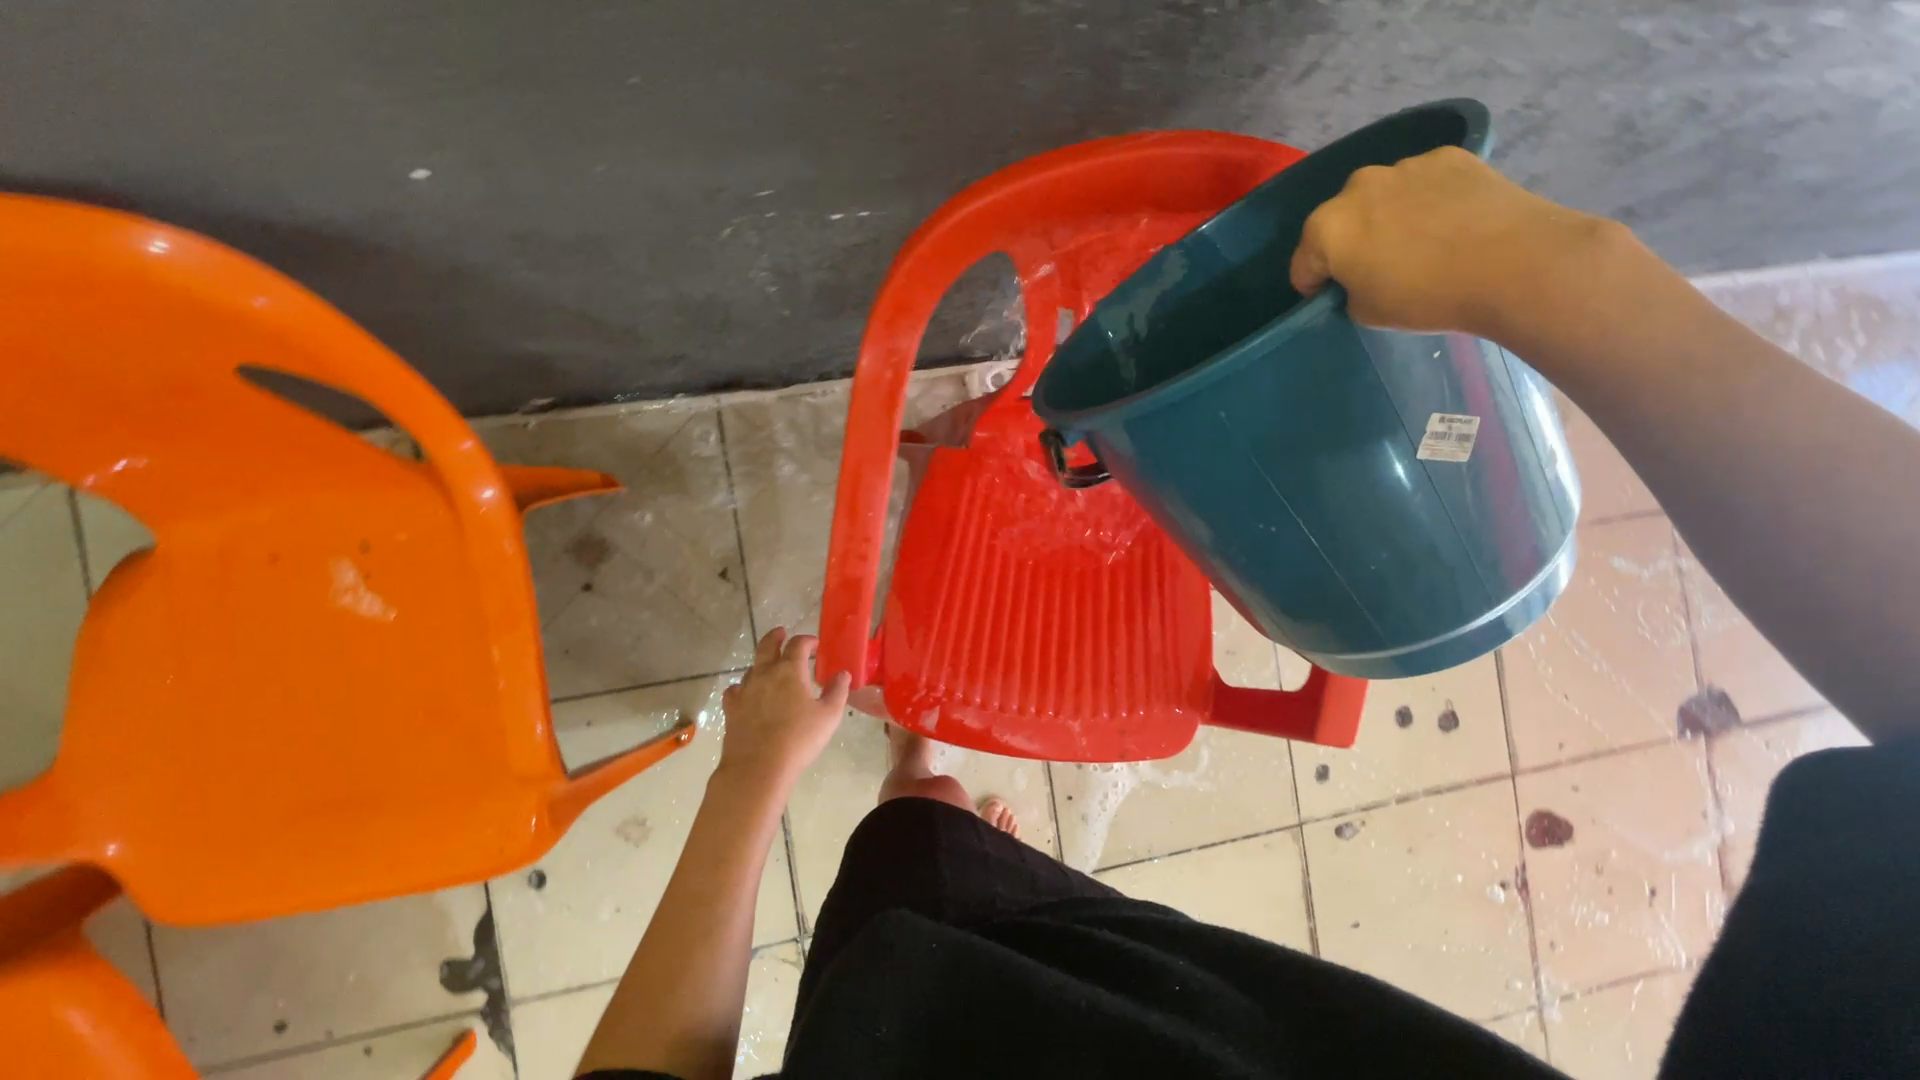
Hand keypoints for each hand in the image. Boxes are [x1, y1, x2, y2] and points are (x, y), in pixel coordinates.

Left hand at [717, 628, 850, 789]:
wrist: (758, 767)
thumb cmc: (799, 739)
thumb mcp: (828, 716)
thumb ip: (837, 691)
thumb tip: (842, 674)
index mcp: (789, 671)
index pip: (798, 645)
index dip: (807, 640)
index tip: (815, 644)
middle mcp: (764, 674)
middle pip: (767, 646)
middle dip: (776, 637)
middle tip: (781, 633)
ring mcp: (744, 691)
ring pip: (751, 668)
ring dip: (762, 663)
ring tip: (770, 668)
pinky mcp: (731, 709)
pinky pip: (735, 690)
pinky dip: (743, 687)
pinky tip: (747, 694)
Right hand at [1288, 146, 1616, 341]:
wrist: (1513, 263)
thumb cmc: (1426, 296)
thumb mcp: (1367, 313)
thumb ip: (1349, 290)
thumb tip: (1360, 276)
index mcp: (1326, 228)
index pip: (1304, 265)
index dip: (1316, 287)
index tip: (1336, 298)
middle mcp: (1357, 187)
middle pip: (1340, 222)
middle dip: (1351, 243)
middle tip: (1381, 270)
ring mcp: (1405, 166)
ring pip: (1382, 198)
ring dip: (1388, 218)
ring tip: (1423, 246)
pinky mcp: (1449, 156)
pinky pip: (1423, 184)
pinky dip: (1427, 201)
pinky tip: (1452, 225)